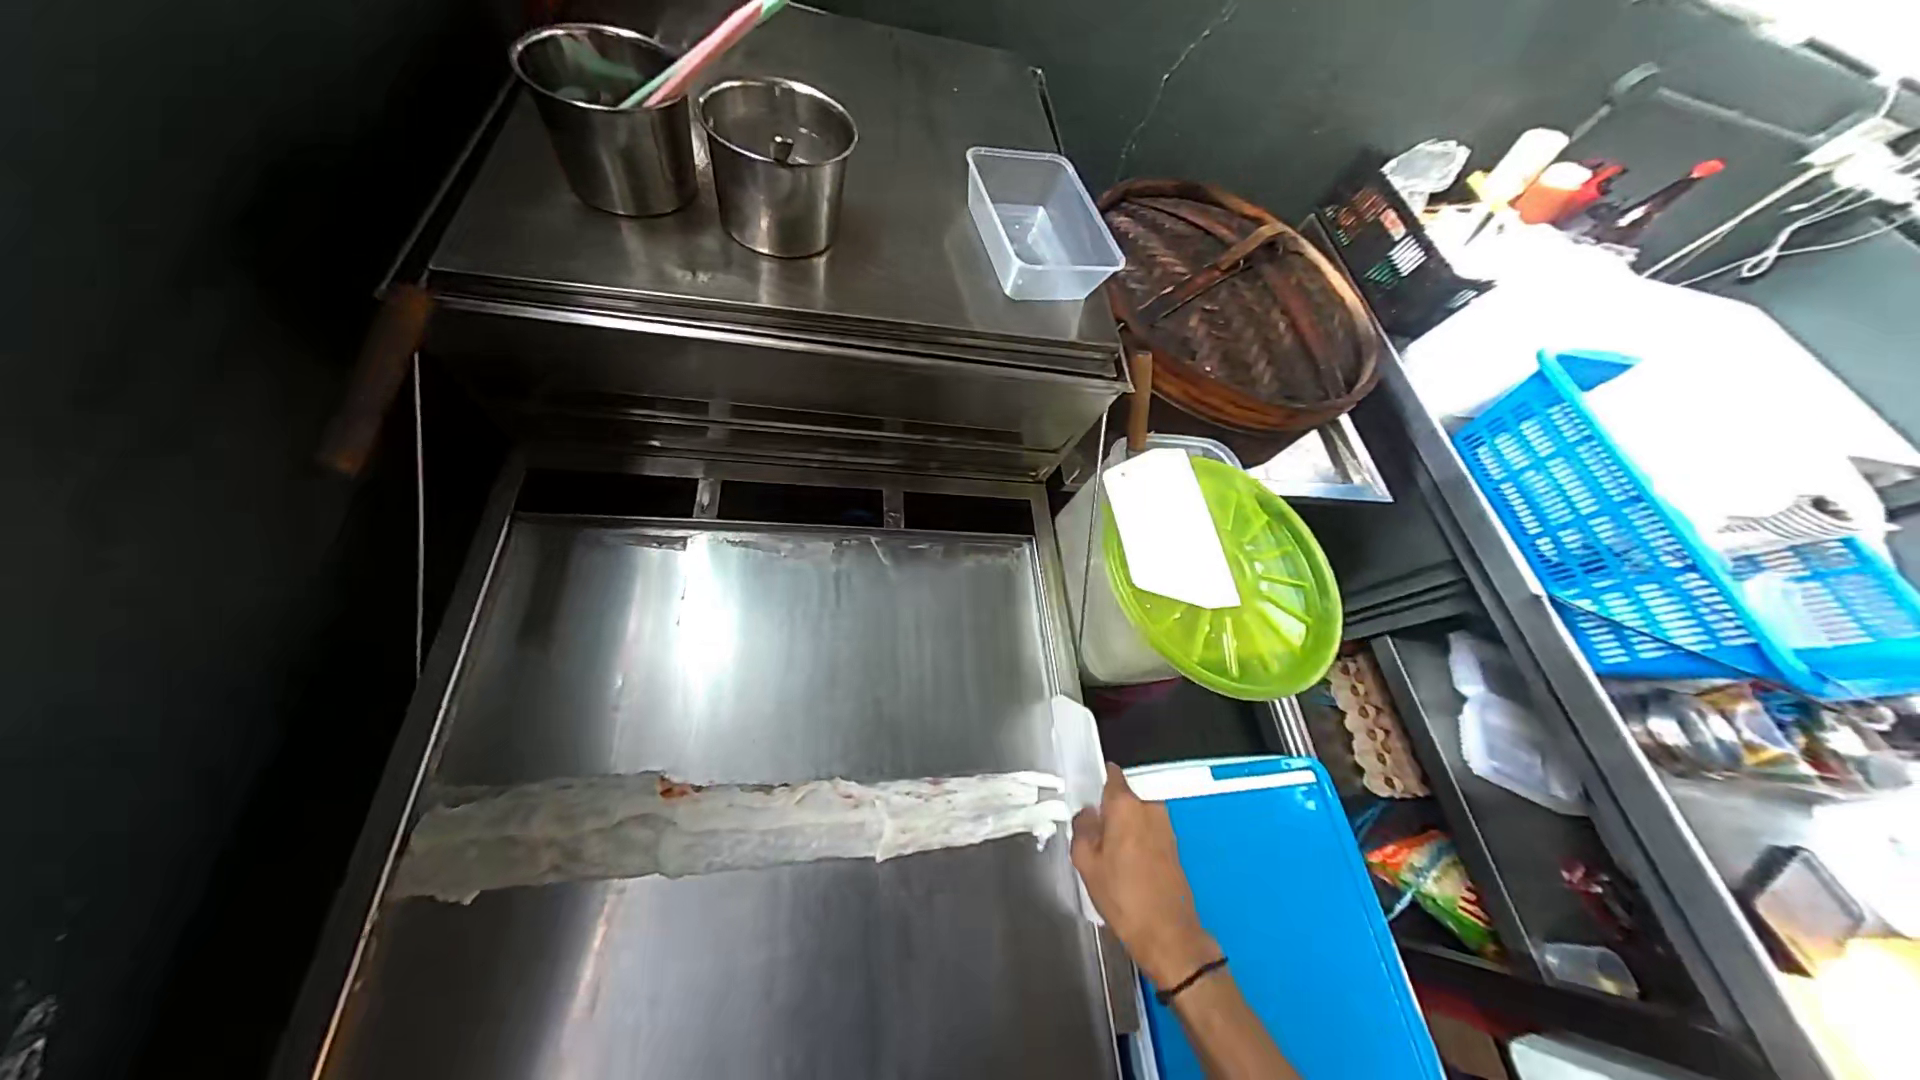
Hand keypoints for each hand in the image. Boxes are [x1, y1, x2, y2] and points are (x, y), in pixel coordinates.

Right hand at [1070, 763, 1220, 987]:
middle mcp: (1150, 807)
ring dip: (1123, 827)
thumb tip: (1087, 814)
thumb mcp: (1085, 861)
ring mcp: (1166, 826)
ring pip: (1135, 816)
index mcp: (1126, 804)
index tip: (1085, 796)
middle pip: (1123, 797)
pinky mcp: (1174, 845)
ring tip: (1109, 856)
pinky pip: (1148, 831)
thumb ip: (1082, 828)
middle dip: (1108, 810)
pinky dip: (1136, 841)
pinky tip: (1126, 867)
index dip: (1095, 781)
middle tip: (1093, 835)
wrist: (1167, 933)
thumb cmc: (1123, 896)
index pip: (1110, 774)